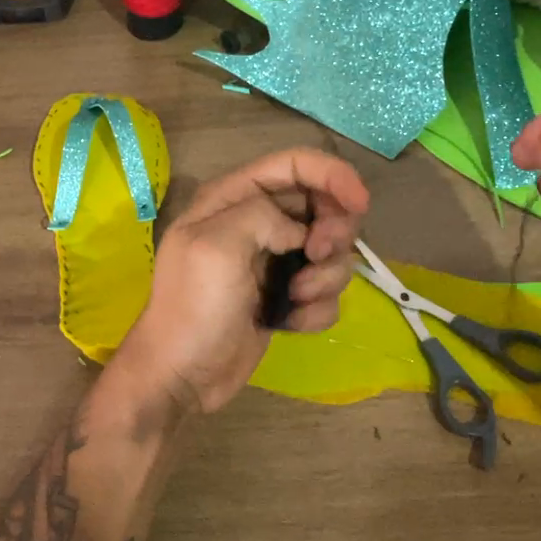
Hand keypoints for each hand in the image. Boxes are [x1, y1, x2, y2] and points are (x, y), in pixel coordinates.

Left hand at [114, 149, 369, 414]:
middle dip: (332, 231)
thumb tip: (299, 232)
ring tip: (296, 296)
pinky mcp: (286, 298)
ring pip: (330, 251)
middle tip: (316, 256)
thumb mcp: (216, 244)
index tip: (359, 204)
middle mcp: (256, 223)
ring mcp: (273, 262)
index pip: (293, 164)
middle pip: (322, 205)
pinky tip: (289, 323)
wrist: (182, 375)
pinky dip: (317, 308)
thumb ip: (262, 215)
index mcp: (232, 198)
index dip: (332, 174)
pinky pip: (325, 292)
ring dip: (325, 275)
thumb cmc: (193, 306)